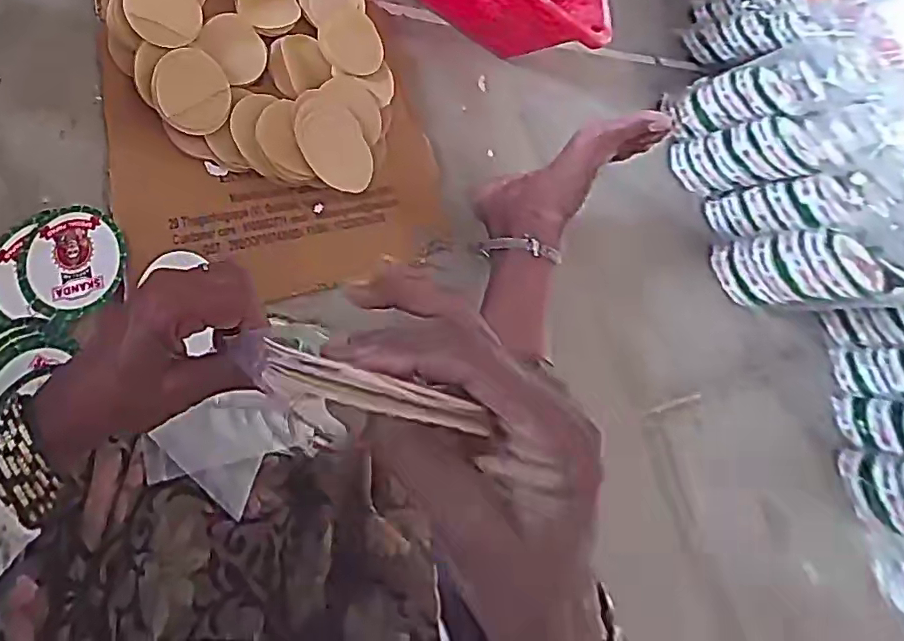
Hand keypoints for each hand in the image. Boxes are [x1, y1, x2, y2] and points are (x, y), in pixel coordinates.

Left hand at [29, 261, 266, 471]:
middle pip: (234, 279)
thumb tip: (270, 370)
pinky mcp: (162, 285)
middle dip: (249, 314)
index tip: (259, 359)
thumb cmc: (120, 399)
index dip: (255, 327)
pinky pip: (207, 283)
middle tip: (248, 352)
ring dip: (236, 309)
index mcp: (170, 302)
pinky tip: (216, 338)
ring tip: (232, 349)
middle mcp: (169, 279)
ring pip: (223, 277)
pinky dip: (221, 305)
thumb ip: (229, 371)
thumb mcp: (178, 391)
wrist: (75, 400)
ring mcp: (164, 278)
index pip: (236, 297)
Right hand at [330, 268, 604, 640]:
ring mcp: (528, 396)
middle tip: (356, 295)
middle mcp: (546, 396)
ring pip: (465, 336)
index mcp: (552, 425)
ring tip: (361, 310)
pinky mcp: (507, 404)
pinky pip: (458, 364)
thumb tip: (353, 400)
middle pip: (473, 329)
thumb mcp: (464, 528)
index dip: (407, 348)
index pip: (473, 358)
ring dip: (409, 321)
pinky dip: (415, 353)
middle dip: (411, 305)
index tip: (352, 358)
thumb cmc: (519, 584)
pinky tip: (383, 352)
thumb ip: (412, 457)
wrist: (551, 616)